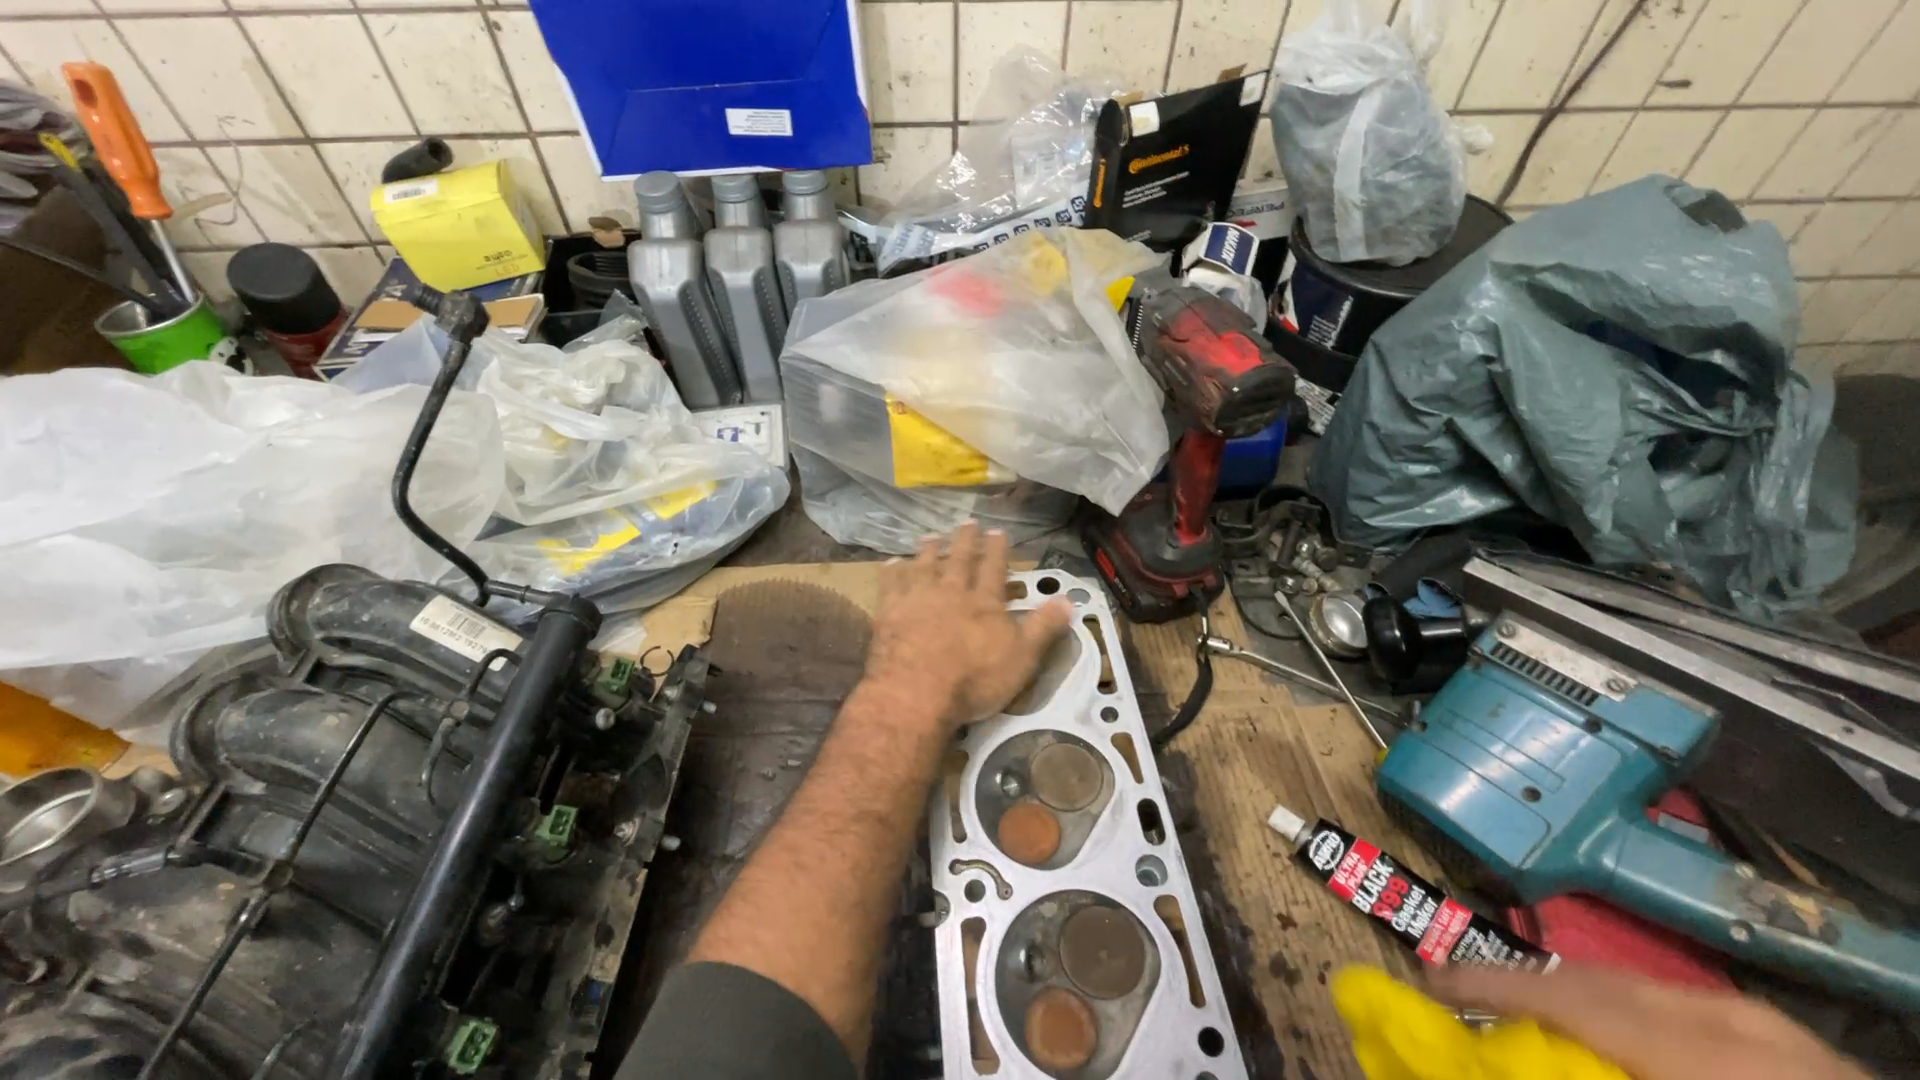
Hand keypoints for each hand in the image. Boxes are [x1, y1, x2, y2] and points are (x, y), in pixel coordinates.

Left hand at [864, 523, 1073, 724]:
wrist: (916, 692)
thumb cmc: (974, 679)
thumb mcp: (1022, 657)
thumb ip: (1044, 627)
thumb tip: (1069, 600)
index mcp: (984, 602)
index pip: (994, 567)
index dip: (997, 548)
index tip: (998, 531)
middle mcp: (951, 592)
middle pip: (959, 560)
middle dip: (965, 540)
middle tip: (967, 522)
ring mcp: (917, 600)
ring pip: (924, 566)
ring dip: (929, 550)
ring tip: (932, 536)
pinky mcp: (889, 613)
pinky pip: (891, 585)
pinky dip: (893, 572)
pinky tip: (893, 564)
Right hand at [1427, 964, 1870, 1079]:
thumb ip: (1588, 1069)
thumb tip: (1514, 1057)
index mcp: (1701, 1052)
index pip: (1568, 999)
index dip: (1488, 986)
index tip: (1424, 983)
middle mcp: (1724, 1019)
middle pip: (1590, 982)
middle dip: (1516, 987)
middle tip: (1456, 1000)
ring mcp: (1759, 1023)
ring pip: (1630, 989)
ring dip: (1564, 1001)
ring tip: (1519, 1020)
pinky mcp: (1782, 1038)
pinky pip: (1668, 1007)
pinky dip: (1617, 1016)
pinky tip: (1607, 1043)